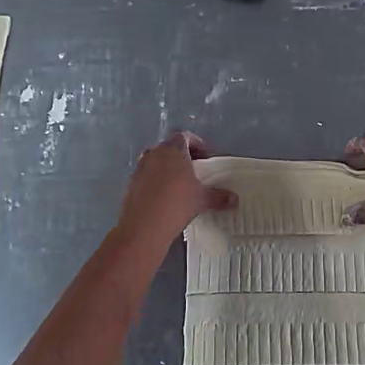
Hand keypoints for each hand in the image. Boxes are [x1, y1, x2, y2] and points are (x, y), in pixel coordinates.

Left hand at [116, 131, 236, 241]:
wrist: (144, 227)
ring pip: (156, 161)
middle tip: (194, 169)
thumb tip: (234, 200)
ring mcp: (139, 169)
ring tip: (180, 184)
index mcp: (173, 150)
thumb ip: (218, 196)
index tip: (206, 158)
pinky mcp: (130, 184)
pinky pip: (147, 176)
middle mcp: (154, 154)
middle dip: (182, 156)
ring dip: (168, 168)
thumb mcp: (202, 200)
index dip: (198, 144)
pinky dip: (156, 180)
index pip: (185, 136)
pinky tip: (165, 197)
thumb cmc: (177, 204)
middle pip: (169, 147)